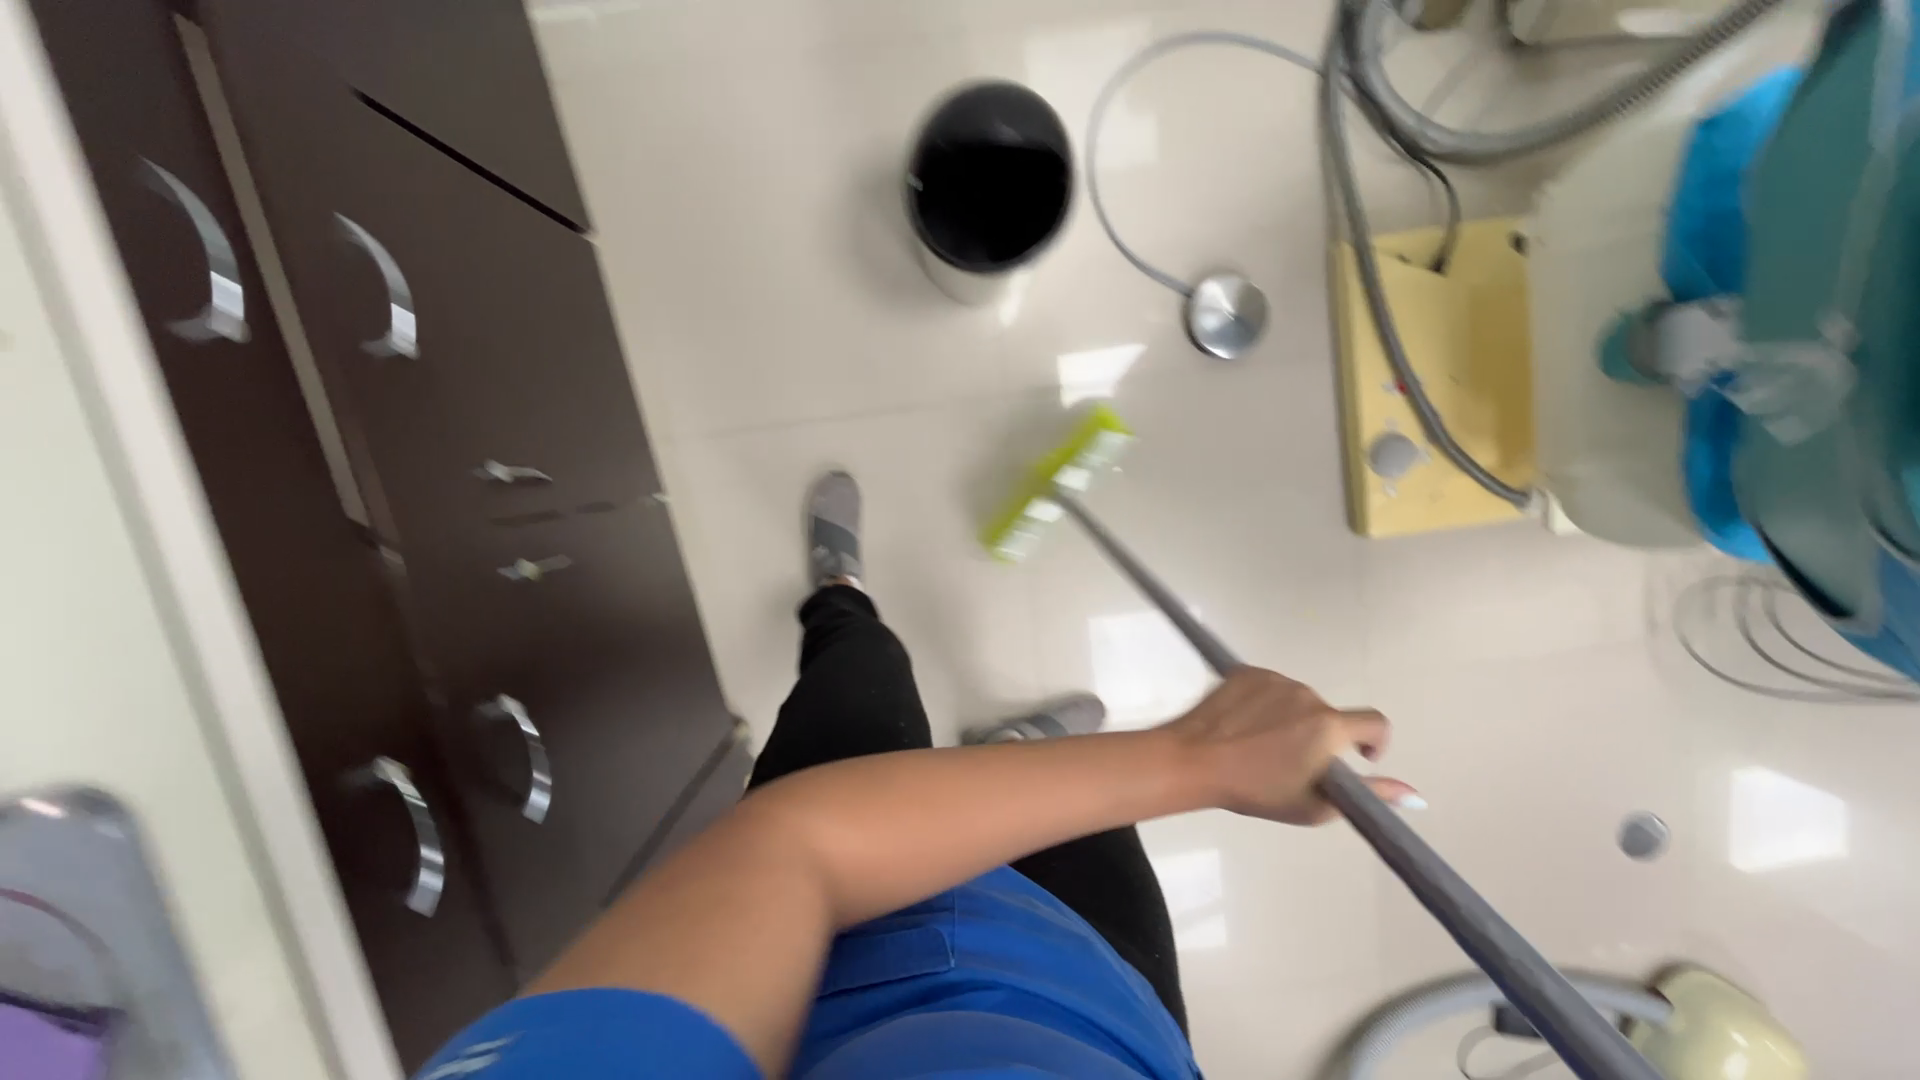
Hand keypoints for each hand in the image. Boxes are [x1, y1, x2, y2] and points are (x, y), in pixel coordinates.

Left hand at [1163, 667, 1416, 824]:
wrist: (1193, 760)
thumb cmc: (1254, 790)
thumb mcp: (1315, 805)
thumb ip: (1369, 795)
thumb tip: (1414, 793)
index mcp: (1329, 725)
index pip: (1375, 722)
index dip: (1374, 741)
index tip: (1359, 757)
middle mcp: (1307, 694)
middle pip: (1328, 714)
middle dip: (1320, 736)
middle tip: (1290, 762)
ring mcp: (1273, 679)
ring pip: (1296, 700)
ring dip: (1290, 718)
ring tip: (1260, 745)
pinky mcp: (1245, 671)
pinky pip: (1268, 687)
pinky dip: (1264, 704)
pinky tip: (1243, 726)